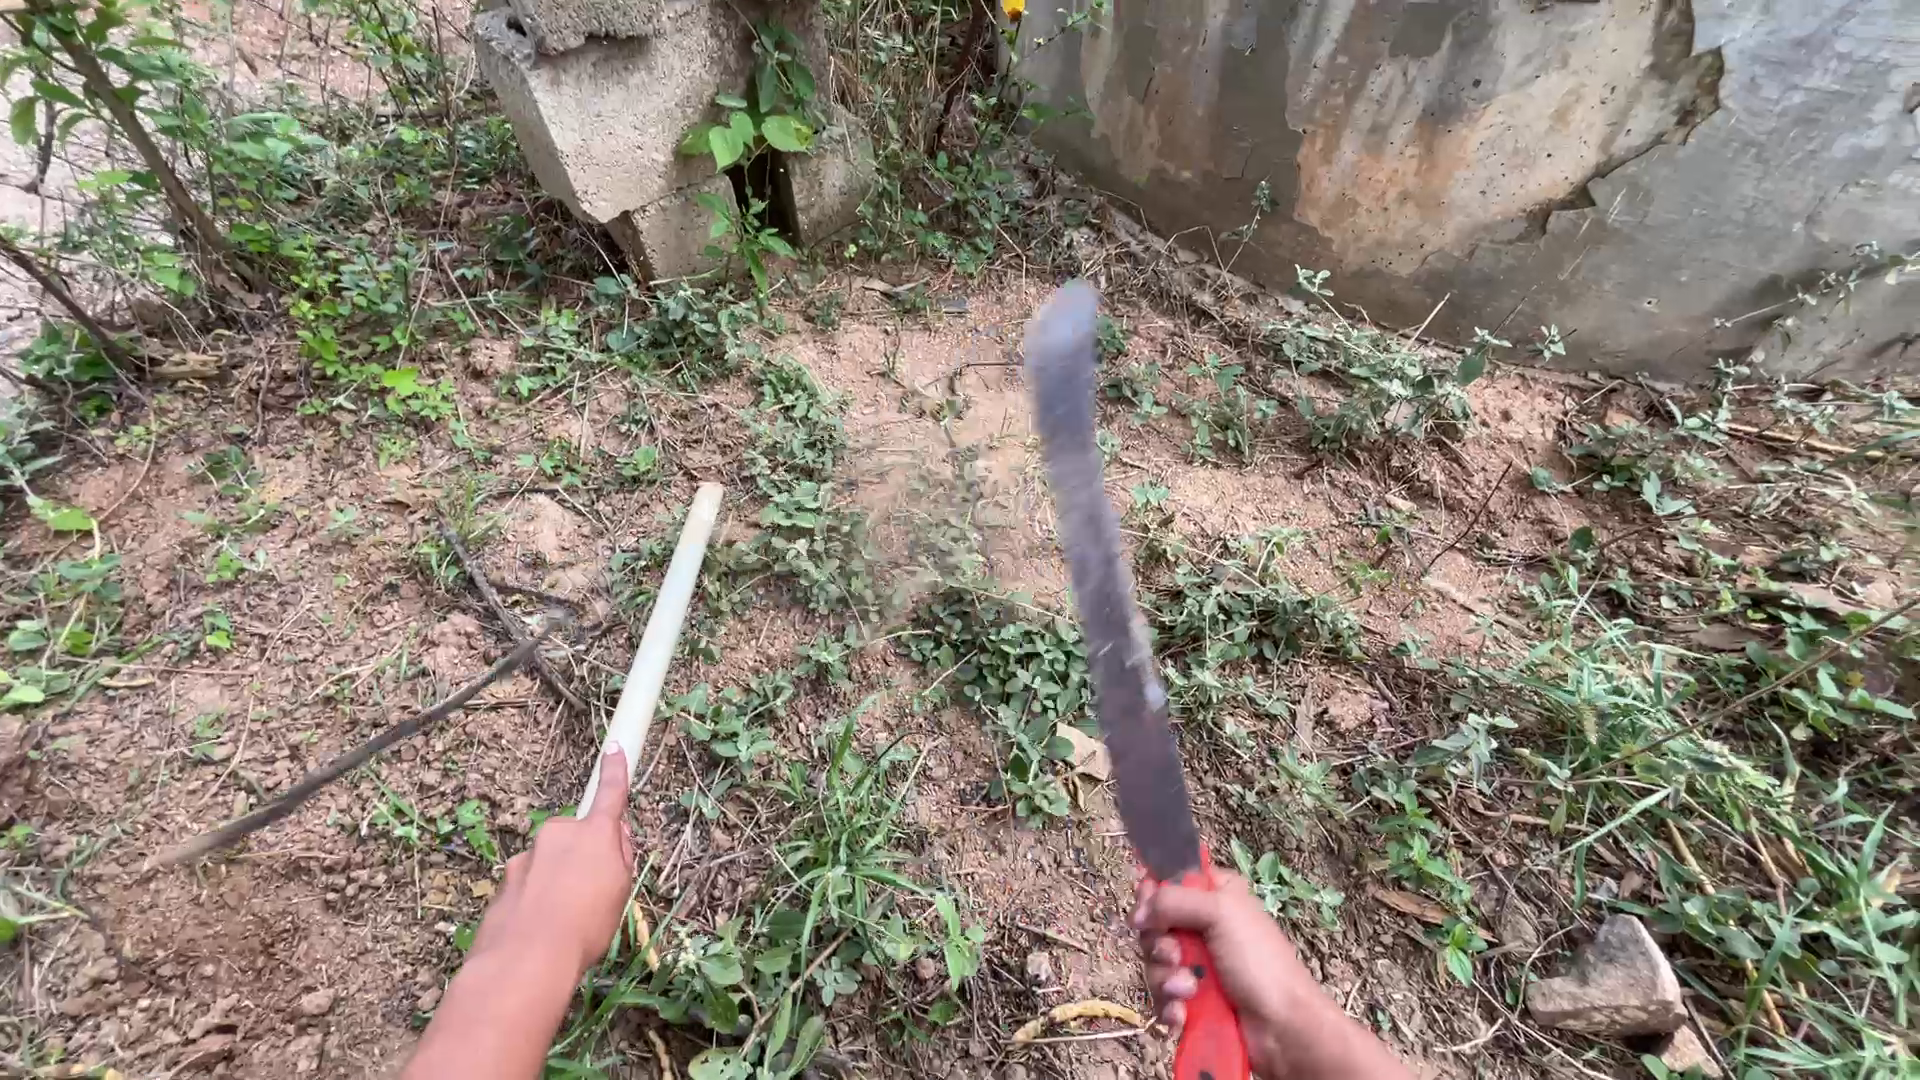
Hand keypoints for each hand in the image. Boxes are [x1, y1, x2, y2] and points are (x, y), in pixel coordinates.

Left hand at [469, 747, 635, 978]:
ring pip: (551, 864)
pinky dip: (537, 902)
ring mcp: (525, 859)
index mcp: (592, 833)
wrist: (522, 965)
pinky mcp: (502, 885)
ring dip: (559, 882)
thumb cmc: (585, 925)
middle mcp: (556, 836)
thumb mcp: (621, 888)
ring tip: (565, 923)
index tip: (614, 749)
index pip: (610, 794)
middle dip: (586, 855)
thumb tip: (614, 837)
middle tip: (596, 892)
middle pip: (577, 837)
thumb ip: (619, 856)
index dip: (615, 771)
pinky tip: (540, 933)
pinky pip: (529, 886)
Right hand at [1132, 871, 1324, 1077]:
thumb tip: (1137, 914)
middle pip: (1154, 921)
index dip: (1151, 893)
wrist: (1283, 1029)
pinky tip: (1182, 1013)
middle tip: (1174, 954)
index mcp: (1214, 893)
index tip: (1147, 907)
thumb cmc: (1258, 960)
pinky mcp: (1192, 997)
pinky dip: (1169, 1004)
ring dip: (1165, 977)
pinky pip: (1162, 993)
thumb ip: (1172, 900)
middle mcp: (1202, 923)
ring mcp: (1196, 962)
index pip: (1166, 879)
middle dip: (1158, 942)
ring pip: (1154, 960)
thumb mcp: (1220, 912)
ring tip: (1188, 990)